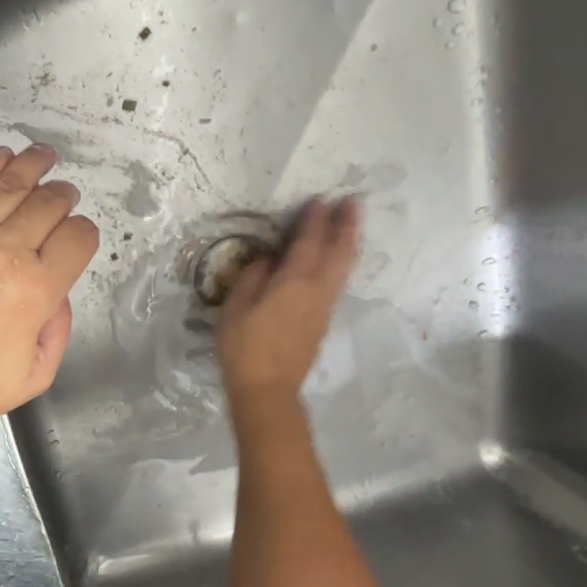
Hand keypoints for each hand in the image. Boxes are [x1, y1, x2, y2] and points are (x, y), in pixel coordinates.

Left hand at [0, 144, 99, 441]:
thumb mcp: (32, 377)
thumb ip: (57, 331)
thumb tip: (56, 296)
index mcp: (35, 291)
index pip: (78, 238)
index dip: (82, 235)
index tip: (74, 240)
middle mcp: (3, 253)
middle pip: (47, 204)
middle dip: (61, 199)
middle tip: (62, 198)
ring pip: (9, 184)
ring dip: (33, 167)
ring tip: (43, 158)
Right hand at [218, 196, 360, 412]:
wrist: (267, 387)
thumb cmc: (244, 347)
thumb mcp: (235, 308)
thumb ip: (252, 277)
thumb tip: (268, 260)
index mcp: (294, 281)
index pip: (309, 241)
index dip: (314, 218)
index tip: (320, 199)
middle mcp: (317, 288)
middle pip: (340, 249)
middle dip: (347, 223)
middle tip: (351, 201)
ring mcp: (324, 305)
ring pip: (345, 265)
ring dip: (349, 241)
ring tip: (350, 225)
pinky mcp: (323, 320)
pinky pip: (338, 281)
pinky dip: (341, 261)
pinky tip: (334, 260)